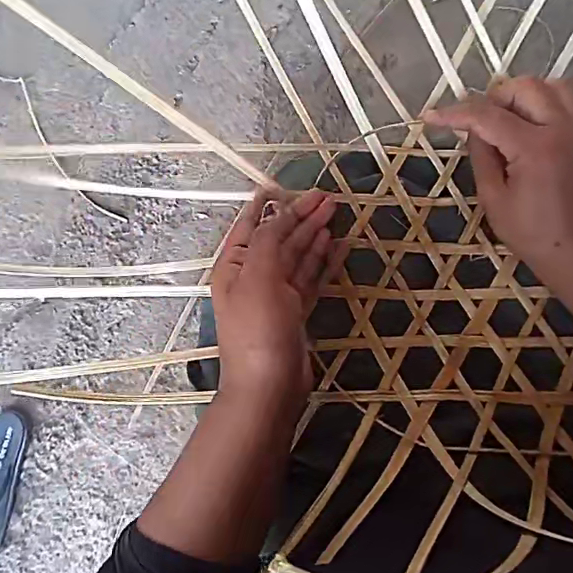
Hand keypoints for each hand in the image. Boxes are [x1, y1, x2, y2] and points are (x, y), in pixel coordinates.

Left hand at [211, 187, 338, 405]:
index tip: (282, 185)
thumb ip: (268, 241)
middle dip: (301, 216)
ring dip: (314, 234)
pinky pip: (312, 278)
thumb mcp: (258, 277)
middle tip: (327, 197)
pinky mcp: (296, 312)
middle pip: (279, 238)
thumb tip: (279, 214)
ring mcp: (276, 295)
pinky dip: (324, 261)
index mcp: (235, 266)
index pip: (251, 226)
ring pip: (298, 256)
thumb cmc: (257, 330)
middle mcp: (254, 277)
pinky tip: (338, 246)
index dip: (267, 205)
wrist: (268, 387)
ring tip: (334, 213)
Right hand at [425, 77, 572, 283]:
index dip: (455, 113)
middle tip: (476, 124)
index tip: (431, 117)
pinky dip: (546, 101)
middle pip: (523, 88)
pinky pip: (568, 100)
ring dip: (521, 95)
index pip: (487, 116)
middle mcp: (562, 129)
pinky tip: (530, 122)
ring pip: (550, 85)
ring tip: (504, 119)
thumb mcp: (493, 197)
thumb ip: (481, 155)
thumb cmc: (531, 233)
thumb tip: (472, 129)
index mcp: (535, 148)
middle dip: (493, 99)